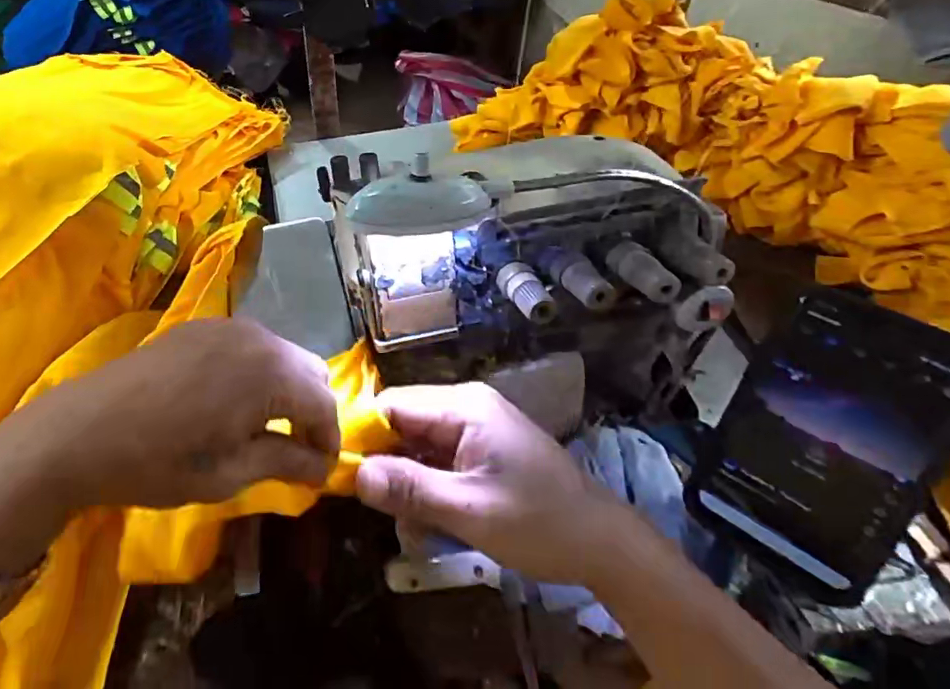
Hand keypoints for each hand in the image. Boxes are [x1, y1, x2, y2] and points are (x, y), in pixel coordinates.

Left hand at [0, 318, 339, 573]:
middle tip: (293, 452)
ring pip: (280, 354)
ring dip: (284, 390)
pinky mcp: (199, 325)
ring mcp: (226, 325)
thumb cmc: (160, 461)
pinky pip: (249, 345)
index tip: (316, 475)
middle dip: (310, 411)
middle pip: (309, 370)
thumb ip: (284, 461)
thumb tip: (320, 467)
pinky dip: (256, 372)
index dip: (327, 442)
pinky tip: (229, 402)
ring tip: (261, 429)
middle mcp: (257, 336)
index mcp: (271, 372)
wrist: (83, 428)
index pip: (324, 403)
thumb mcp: (229, 473)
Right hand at [353, 382, 635, 583]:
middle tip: (376, 508)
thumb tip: (355, 476)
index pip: (393, 405)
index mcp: (463, 406)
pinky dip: (427, 486)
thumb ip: (412, 490)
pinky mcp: (482, 448)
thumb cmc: (541, 523)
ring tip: (409, 525)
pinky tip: (430, 521)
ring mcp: (475, 427)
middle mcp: (465, 405)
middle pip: (403, 423)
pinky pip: (438, 458)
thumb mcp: (471, 511)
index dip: (363, 436)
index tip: (342, 472)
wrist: (607, 545)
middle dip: (386, 465)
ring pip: (417, 444)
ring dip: (407, 482)